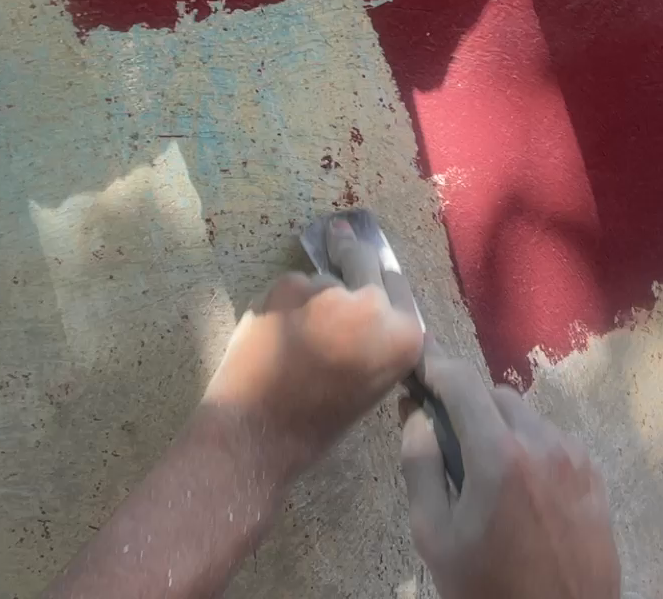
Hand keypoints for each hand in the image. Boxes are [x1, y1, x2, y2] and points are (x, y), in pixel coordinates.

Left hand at [202, 233, 422, 474]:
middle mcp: (374, 304)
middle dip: (352, 251)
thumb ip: (379, 341)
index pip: (400, 289)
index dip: (385, 281)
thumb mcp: (371, 383)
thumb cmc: (318, 423)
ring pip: (323, 279)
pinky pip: (293, 285)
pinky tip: (275, 330)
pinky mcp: (290, 283)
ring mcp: (330, 289)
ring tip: (294, 330)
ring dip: (314, 294)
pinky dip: (285, 302)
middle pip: (365, 261)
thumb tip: (368, 312)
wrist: (258, 430)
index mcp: (404, 336)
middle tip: (342, 232)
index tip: (376, 266)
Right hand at [401, 356, 620, 598]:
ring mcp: (574, 456)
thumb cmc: (487, 590)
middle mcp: (542, 442)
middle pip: (494, 394)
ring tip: (490, 476)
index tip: (418, 358)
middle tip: (451, 442)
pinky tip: (525, 492)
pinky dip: (531, 449)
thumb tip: (418, 413)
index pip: (462, 380)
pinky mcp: (595, 475)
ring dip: (500, 427)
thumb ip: (419, 464)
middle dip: (468, 406)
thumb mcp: (434, 536)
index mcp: (498, 454)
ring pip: (525, 415)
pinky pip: (552, 440)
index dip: (436, 363)